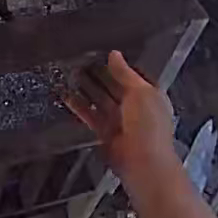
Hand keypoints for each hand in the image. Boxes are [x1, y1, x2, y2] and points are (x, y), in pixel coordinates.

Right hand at [64, 51, 175, 179]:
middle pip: (113, 86)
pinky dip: (78, 106)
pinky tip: (67, 96)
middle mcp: (134, 107)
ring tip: (71, 74)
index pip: (130, 75)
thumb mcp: (140, 92)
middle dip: (98, 75)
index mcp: (149, 95)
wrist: (143, 163)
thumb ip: (125, 73)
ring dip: (86, 88)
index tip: (99, 53)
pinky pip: (89, 115)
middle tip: (81, 61)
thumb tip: (114, 55)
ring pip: (99, 99)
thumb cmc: (149, 126)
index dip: (116, 65)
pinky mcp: (104, 133)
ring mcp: (119, 120)